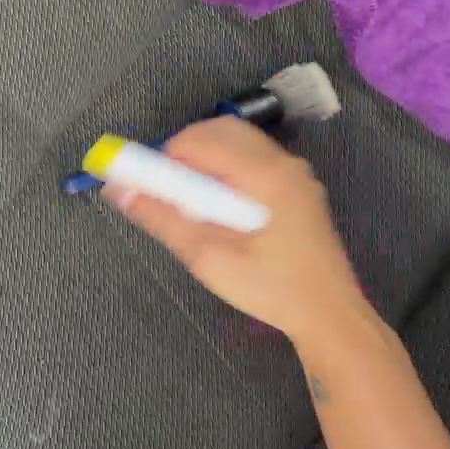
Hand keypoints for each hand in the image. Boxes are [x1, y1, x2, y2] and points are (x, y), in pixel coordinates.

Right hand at [105, 117, 374, 347]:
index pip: (201, 140)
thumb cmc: (272, 290)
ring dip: (203, 157)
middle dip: (183, 150)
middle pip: (218, 130)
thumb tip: (118, 190)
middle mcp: (282, 164)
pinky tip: (218, 204)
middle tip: (165, 185)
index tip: (144, 180)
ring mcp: (294, 173)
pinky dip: (223, 166)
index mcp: (265, 176)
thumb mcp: (208, 257)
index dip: (164, 155)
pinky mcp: (296, 186)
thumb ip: (161, 218)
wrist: (331, 318)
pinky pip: (250, 157)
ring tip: (190, 197)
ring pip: (235, 140)